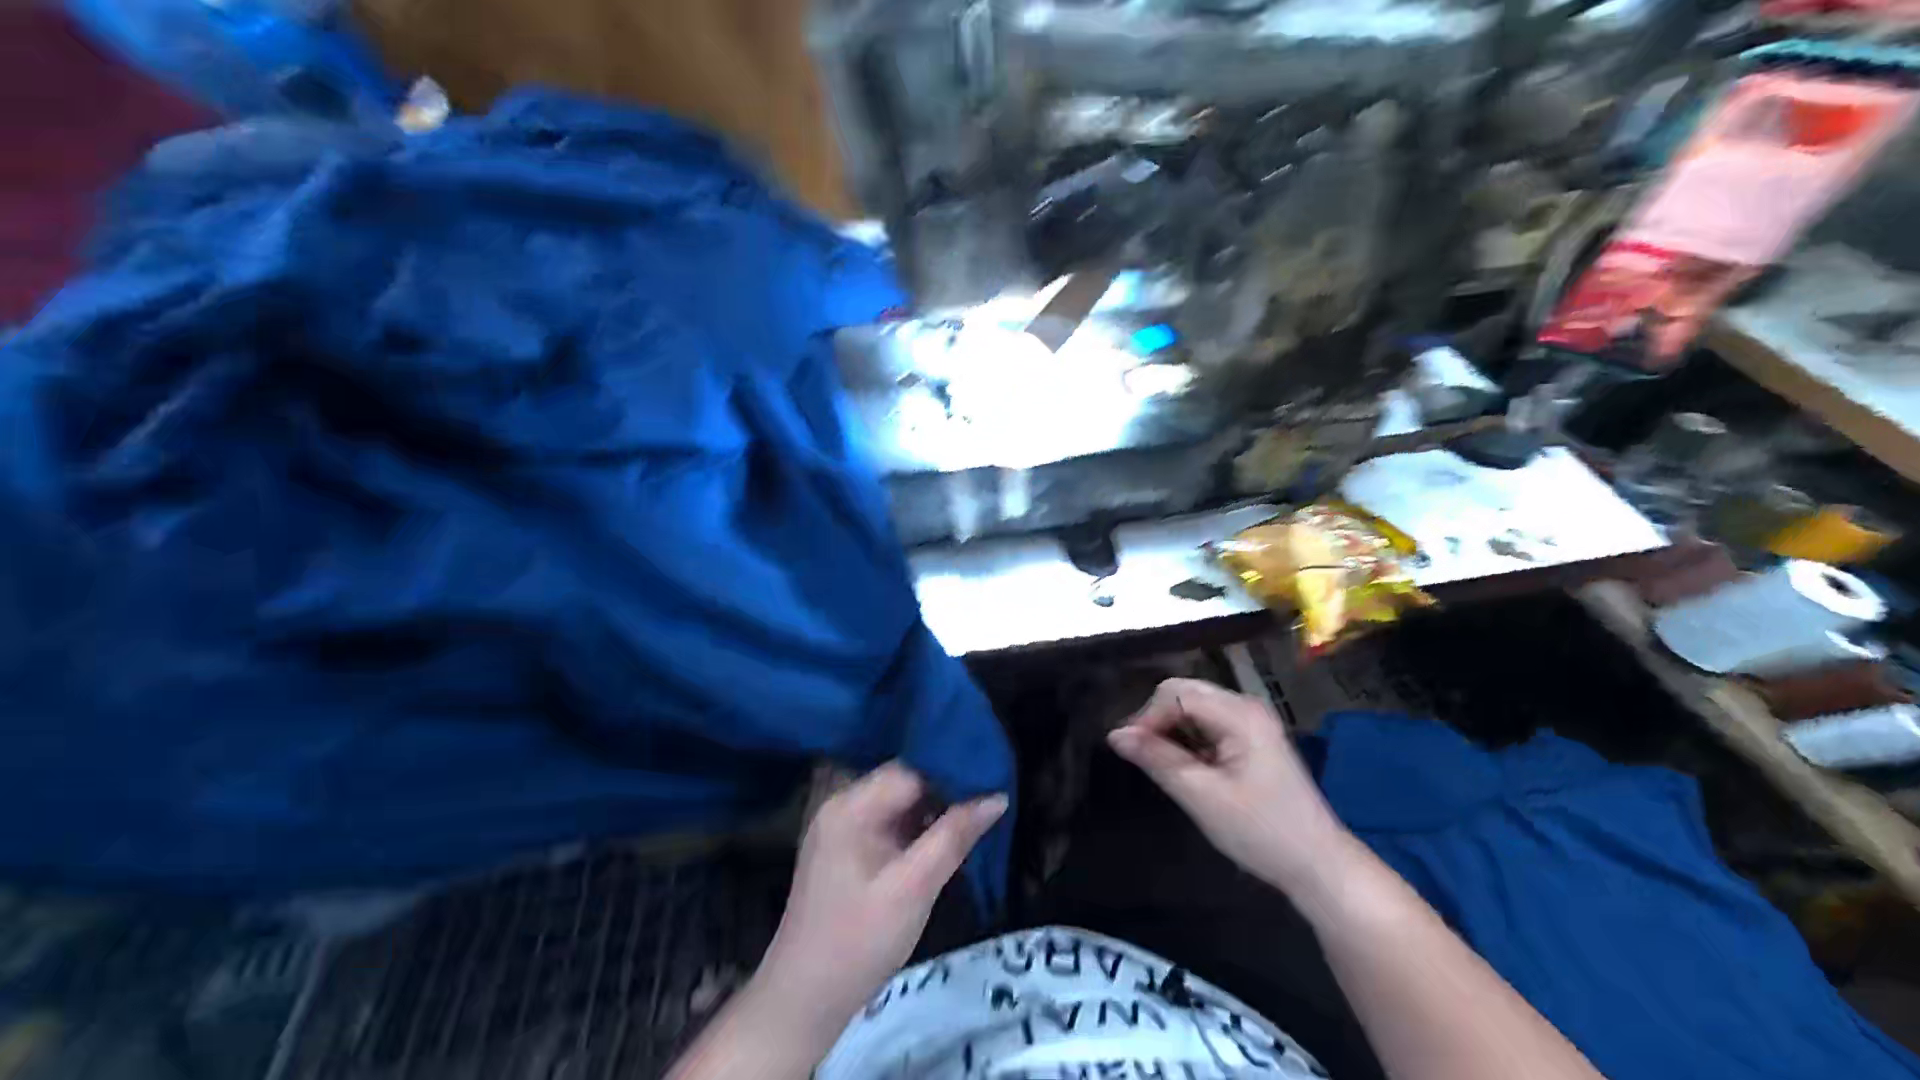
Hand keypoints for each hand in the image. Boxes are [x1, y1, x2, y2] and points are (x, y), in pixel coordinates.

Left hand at [755, 763, 1006, 1031]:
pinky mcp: (848, 850)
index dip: (952, 773)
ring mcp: (842, 828)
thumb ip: (954, 837)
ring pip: (900, 804)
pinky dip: (919, 829)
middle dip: (947, 790)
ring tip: (978, 815)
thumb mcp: (913, 889)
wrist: (804, 1002)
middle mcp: (842, 805)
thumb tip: (996, 796)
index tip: (993, 780)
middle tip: (990, 799)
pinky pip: (891, 824)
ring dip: (935, 810)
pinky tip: (946, 839)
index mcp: (850, 806)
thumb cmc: (858, 943)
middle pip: (905, 783)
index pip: (911, 770)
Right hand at [1108, 678, 1351, 894]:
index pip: (1175, 693)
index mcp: (1239, 714)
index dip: (1147, 717)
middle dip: (1156, 720)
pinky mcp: (1252, 738)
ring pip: (1193, 708)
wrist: (1318, 866)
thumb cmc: (1260, 831)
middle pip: (1184, 693)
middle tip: (1140, 756)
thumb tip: (1115, 735)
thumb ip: (1157, 759)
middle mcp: (1246, 707)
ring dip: (1171, 730)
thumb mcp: (1201, 796)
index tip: (1131, 751)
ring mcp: (1252, 722)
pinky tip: (1187, 768)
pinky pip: (1207, 723)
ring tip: (1162, 765)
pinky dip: (1189, 739)